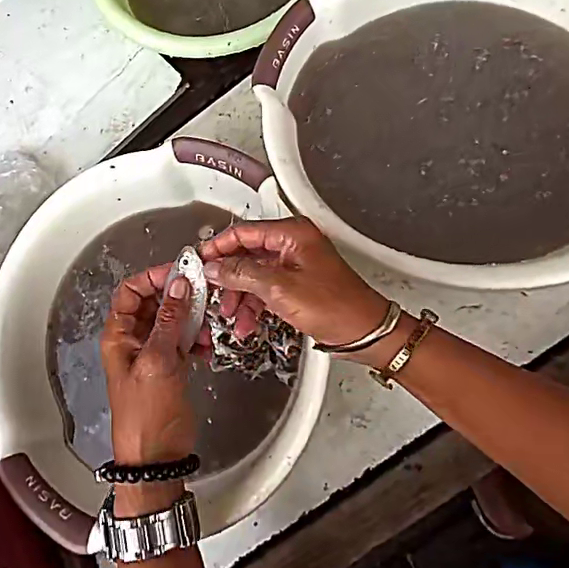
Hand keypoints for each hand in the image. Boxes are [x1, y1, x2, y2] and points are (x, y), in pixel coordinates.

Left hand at [99, 265, 198, 467]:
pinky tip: (206, 348)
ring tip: (206, 331)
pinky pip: (182, 340)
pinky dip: (196, 339)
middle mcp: (132, 339)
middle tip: (203, 297)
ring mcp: (150, 352)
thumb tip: (179, 286)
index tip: (181, 273)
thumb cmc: (146, 415)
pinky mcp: (167, 366)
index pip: (132, 291)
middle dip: (179, 298)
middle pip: (154, 302)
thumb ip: (169, 322)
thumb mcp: (158, 362)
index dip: (154, 278)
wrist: (155, 457)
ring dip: (191, 320)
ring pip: (171, 320)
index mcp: (119, 334)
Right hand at [199, 218, 396, 364]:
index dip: (217, 247)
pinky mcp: (296, 283)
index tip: (200, 260)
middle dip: (227, 276)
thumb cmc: (338, 308)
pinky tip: (245, 320)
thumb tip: (215, 267)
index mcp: (292, 234)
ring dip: (238, 294)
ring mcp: (294, 264)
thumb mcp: (278, 288)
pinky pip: (264, 287)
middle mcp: (293, 244)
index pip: (242, 232)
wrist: (368, 334)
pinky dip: (252, 303)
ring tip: (228, 311)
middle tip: (210, 287)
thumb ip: (241, 273)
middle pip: (245, 253)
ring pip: (252, 273)